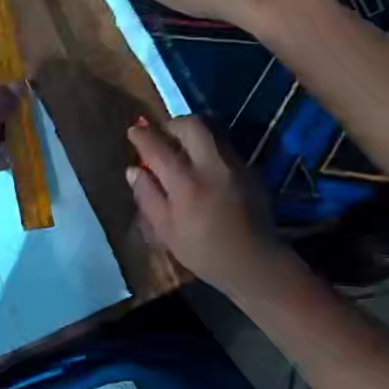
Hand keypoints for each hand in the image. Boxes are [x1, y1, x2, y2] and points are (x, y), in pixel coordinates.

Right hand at [126, 116, 286, 291]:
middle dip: (172, 125)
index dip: (142, 136)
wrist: (255, 263)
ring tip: (181, 151)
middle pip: (191, 125)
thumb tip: (133, 170)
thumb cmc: (204, 252)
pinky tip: (204, 170)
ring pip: (211, 133)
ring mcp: (235, 166)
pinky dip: (209, 150)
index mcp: (187, 184)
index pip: (158, 148)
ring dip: (192, 135)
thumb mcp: (167, 231)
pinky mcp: (250, 170)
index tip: (133, 132)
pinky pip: (224, 148)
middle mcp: (212, 167)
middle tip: (162, 137)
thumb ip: (148, 196)